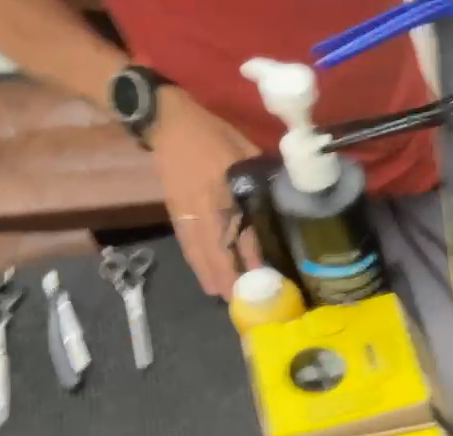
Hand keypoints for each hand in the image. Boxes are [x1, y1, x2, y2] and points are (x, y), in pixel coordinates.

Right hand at [150, 88, 259, 295]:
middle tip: (238, 299)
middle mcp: (201, 206)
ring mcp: (184, 210)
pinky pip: (186, 242)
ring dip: (209, 273)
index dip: (250, 253)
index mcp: (221, 189)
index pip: (239, 229)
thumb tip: (288, 193)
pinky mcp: (174, 211)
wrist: (164, 120)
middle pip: (215, 248)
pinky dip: (195, 261)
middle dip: (226, 274)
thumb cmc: (209, 133)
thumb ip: (262, 174)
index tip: (262, 274)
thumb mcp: (242, 148)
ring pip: (198, 249)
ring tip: (219, 295)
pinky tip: (204, 276)